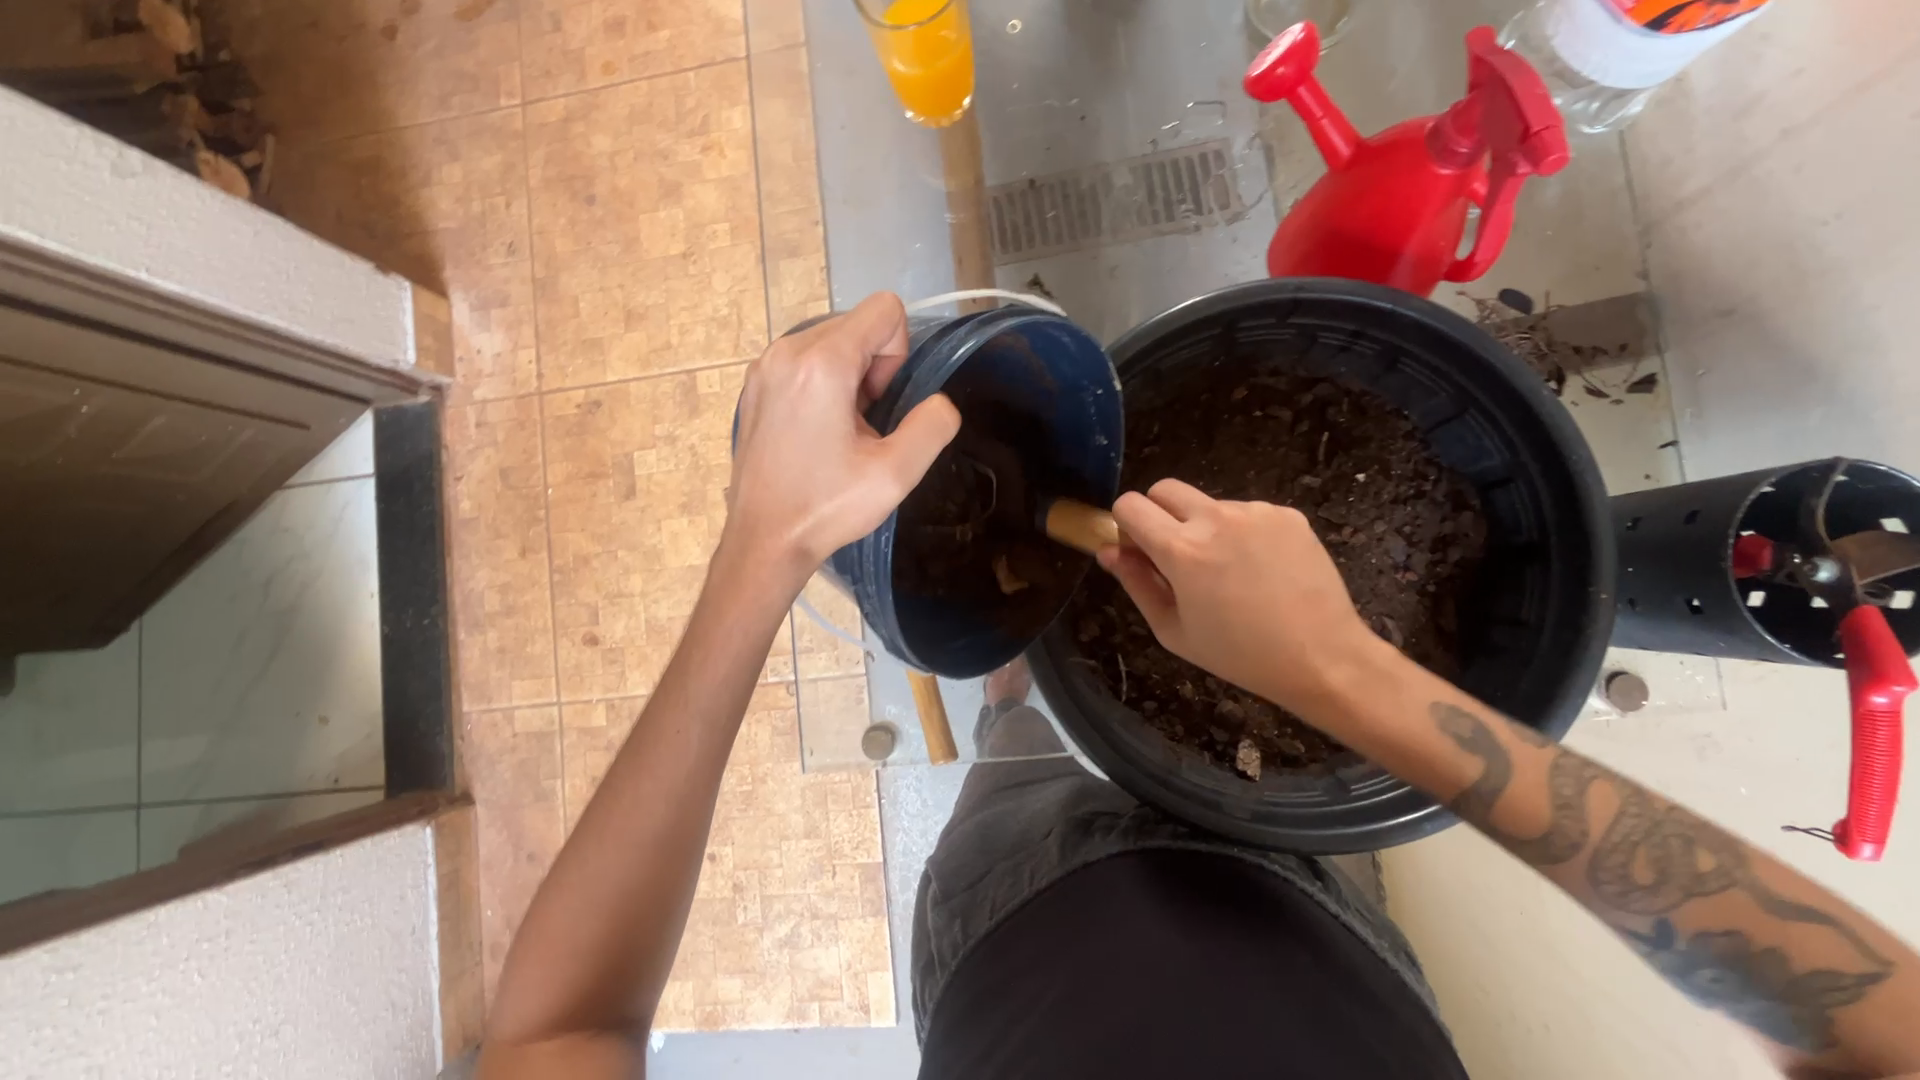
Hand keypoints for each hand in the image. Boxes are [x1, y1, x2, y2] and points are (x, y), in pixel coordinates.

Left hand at [726, 293, 960, 583]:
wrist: (764, 540)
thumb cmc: (827, 508)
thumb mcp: (896, 474)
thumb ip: (932, 426)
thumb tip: (939, 403)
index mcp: (822, 363)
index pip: (884, 310)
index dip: (898, 355)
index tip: (880, 405)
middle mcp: (787, 350)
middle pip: (857, 324)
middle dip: (873, 367)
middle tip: (861, 426)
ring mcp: (765, 366)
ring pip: (832, 341)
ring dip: (849, 376)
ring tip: (839, 431)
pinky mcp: (755, 384)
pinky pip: (805, 360)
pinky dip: (822, 384)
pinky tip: (816, 431)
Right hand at [1097, 479, 1388, 714]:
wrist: (1322, 657)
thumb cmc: (1239, 655)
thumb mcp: (1173, 630)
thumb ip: (1136, 584)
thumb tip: (1108, 551)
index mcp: (1181, 550)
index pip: (1130, 505)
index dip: (1125, 524)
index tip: (1138, 550)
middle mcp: (1216, 518)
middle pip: (1165, 488)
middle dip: (1159, 514)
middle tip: (1177, 556)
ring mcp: (1255, 512)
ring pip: (1209, 503)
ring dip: (1205, 527)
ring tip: (1231, 573)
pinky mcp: (1287, 514)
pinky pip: (1247, 513)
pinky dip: (1242, 533)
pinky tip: (1261, 569)